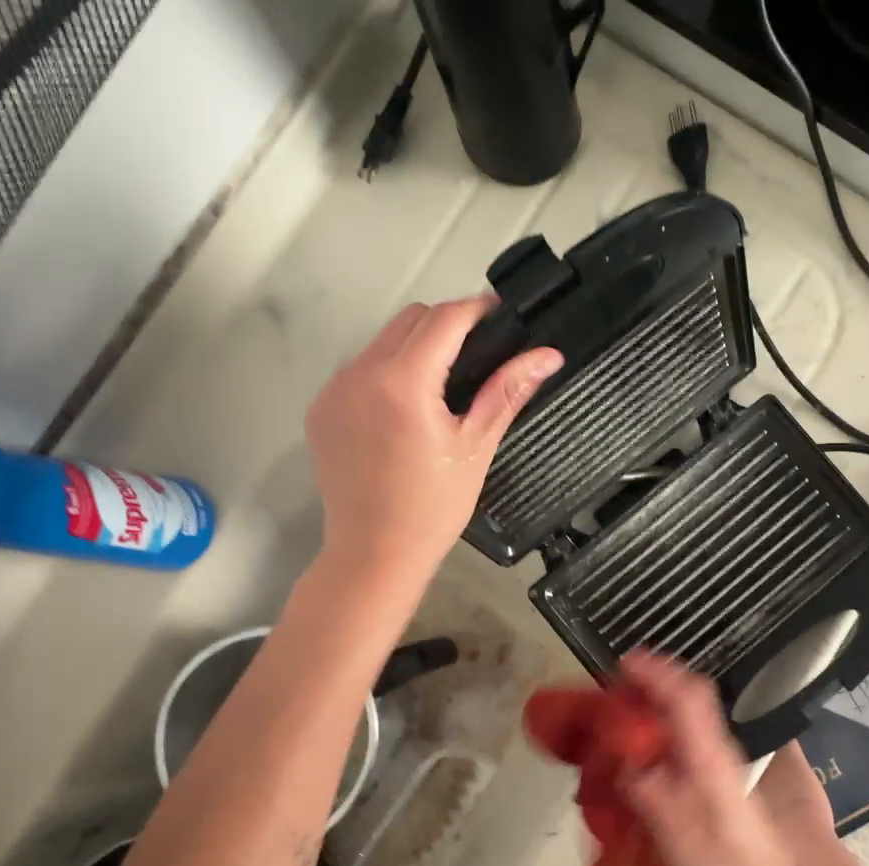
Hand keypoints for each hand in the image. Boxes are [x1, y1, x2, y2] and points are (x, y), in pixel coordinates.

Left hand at [304, 296, 561, 578]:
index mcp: (402, 382)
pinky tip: (406, 411)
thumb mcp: (476, 446)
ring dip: (415, 348)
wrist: (374, 553)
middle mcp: (360, 374)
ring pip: (382, 341)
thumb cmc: (433, 507)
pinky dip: (386, 373)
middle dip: (446, 326)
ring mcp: (334, 390)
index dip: (477, 308)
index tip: (501, 315)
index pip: (444, 318)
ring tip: (442, 388)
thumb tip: (547, 356)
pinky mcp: (321, 409)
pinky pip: (359, 370)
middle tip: (478, 357)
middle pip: (410, 319)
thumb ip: (507, 391)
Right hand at [617, 651, 797, 865]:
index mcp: (707, 755)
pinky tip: (647, 743)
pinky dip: (667, 724)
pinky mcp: (720, 775)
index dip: (659, 672)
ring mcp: (721, 759)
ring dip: (660, 701)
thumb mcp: (681, 836)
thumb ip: (651, 796)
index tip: (628, 659)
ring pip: (690, 714)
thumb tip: (625, 766)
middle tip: (617, 683)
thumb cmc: (730, 862)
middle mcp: (716, 747)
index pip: (687, 696)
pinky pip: (690, 734)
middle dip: (653, 682)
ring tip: (626, 707)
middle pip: (688, 697)